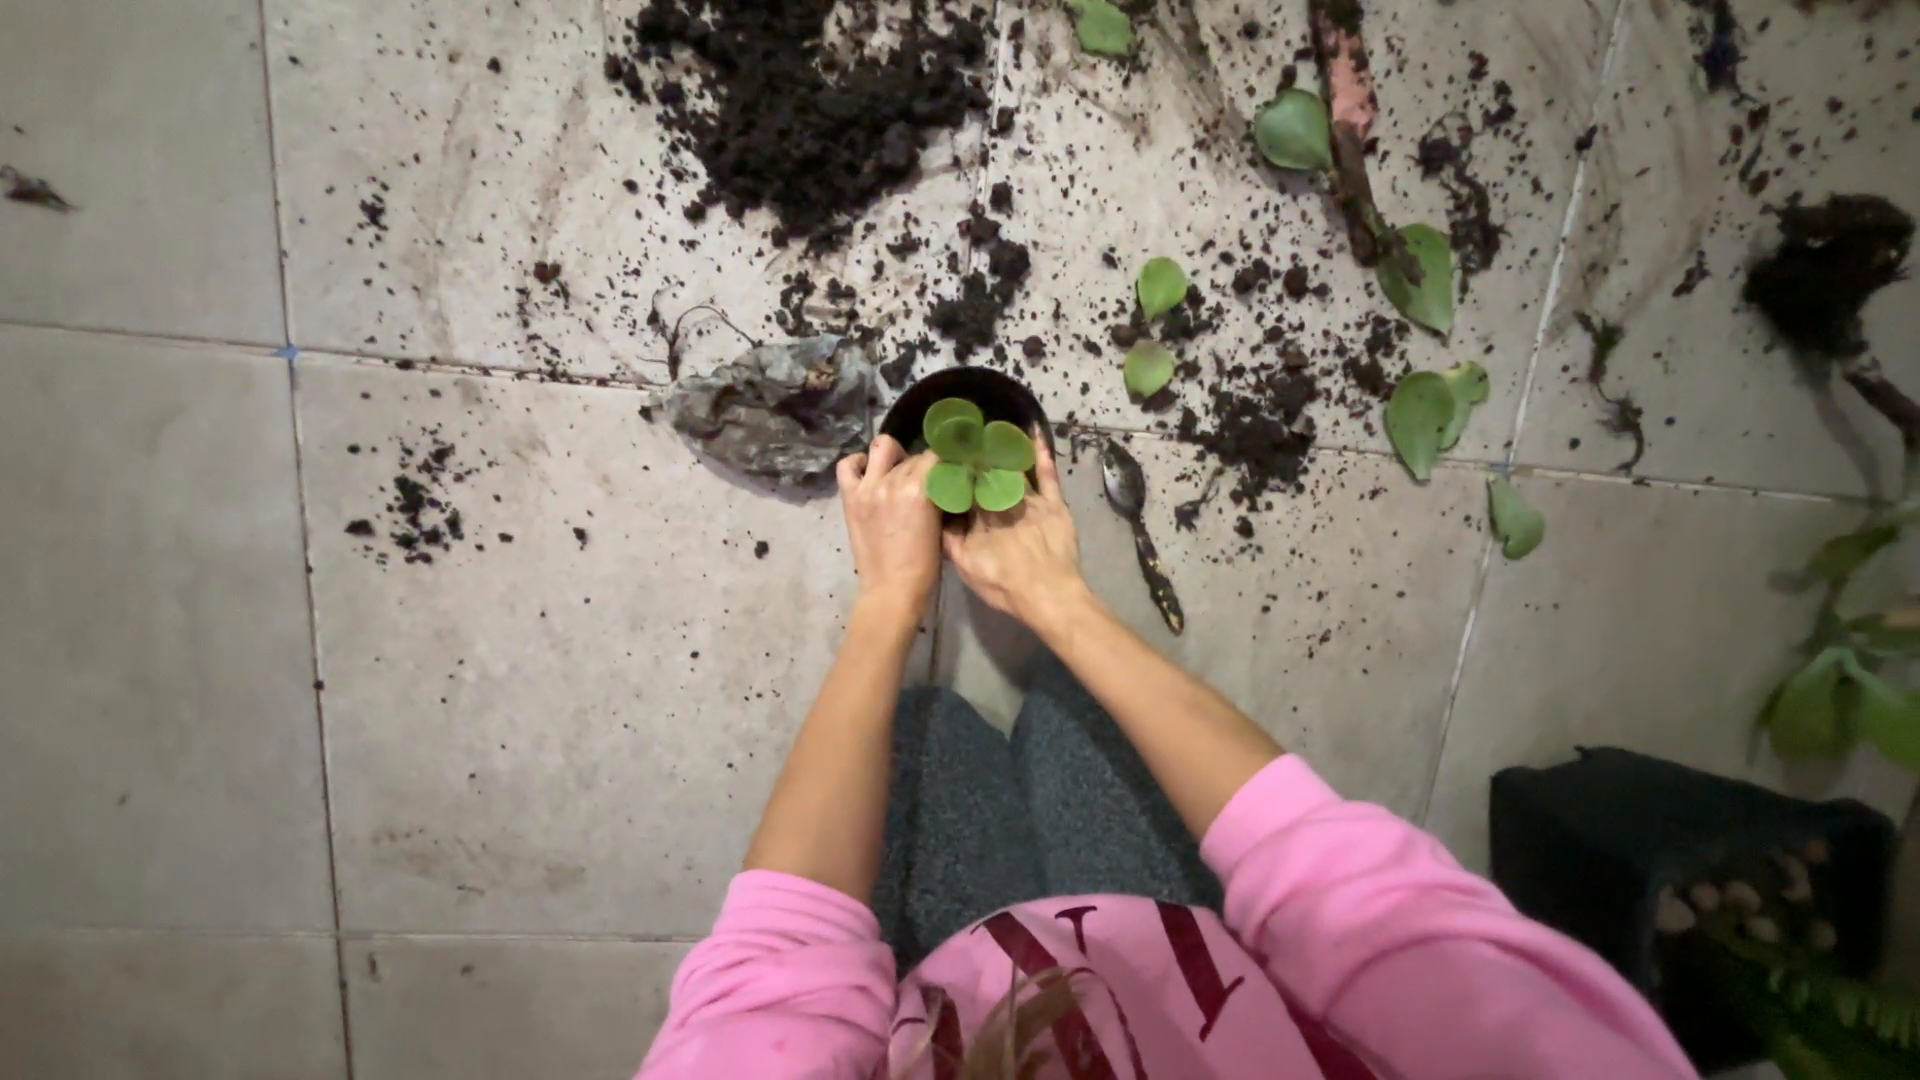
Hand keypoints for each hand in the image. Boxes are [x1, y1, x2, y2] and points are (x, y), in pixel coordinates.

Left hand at [837, 435, 941, 621]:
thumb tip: (941, 478)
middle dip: (919, 465)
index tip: (944, 473)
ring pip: (883, 448)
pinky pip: (848, 464)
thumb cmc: (924, 565)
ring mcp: (868, 487)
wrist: (891, 589)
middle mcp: (893, 481)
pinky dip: (859, 463)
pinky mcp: (851, 497)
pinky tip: (869, 474)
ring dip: (893, 456)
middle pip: (911, 455)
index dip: (942, 463)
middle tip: (922, 483)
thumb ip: (939, 495)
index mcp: (921, 490)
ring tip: (895, 472)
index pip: (935, 456)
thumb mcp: (940, 524)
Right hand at [941, 433, 1086, 628]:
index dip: (958, 474)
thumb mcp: (967, 568)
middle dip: (978, 460)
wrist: (1047, 595)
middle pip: (987, 476)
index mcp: (979, 518)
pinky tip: (1034, 431)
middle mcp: (1001, 502)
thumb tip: (938, 517)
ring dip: (1002, 452)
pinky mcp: (1053, 504)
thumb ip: (951, 541)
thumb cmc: (1005, 586)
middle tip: (969, 442)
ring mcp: (1029, 500)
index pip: (965, 489)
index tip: (949, 460)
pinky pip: (1047, 474)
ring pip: (1012, 470)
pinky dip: (1041, 452)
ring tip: (992, 433)